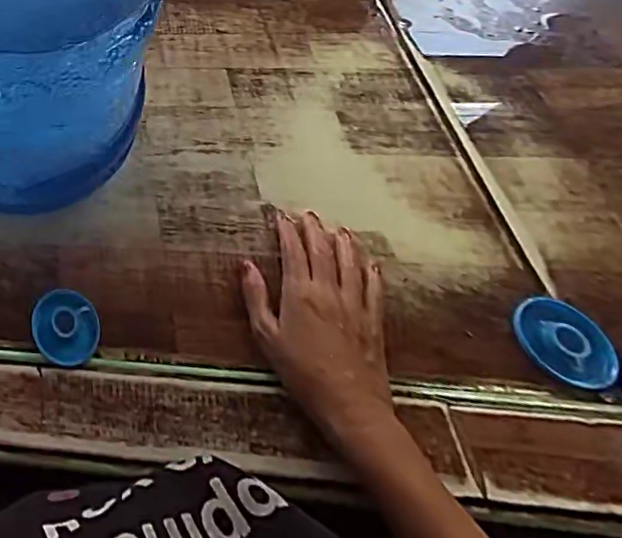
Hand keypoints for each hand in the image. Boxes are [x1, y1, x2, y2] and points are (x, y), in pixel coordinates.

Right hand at [241, 210, 392, 444]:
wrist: (350, 406)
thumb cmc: (301, 374)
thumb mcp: (267, 337)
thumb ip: (256, 297)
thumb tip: (247, 265)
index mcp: (300, 293)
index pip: (293, 251)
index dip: (286, 231)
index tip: (281, 217)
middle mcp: (328, 290)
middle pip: (322, 249)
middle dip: (313, 229)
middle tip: (307, 216)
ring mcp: (355, 303)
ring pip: (350, 262)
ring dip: (343, 242)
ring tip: (338, 229)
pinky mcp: (374, 319)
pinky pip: (374, 286)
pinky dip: (370, 270)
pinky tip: (369, 262)